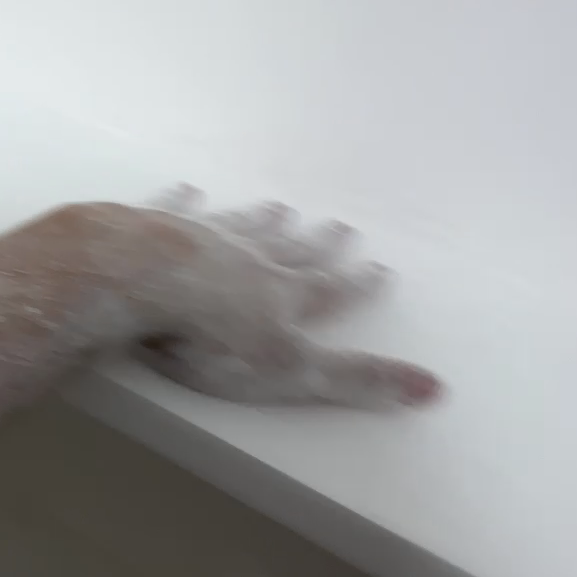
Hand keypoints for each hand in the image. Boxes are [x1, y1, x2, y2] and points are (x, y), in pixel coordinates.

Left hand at [80, 186, 442, 408]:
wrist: (140, 279)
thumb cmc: (209, 337)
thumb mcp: (288, 370)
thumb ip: (353, 377)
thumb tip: (436, 388)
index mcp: (280, 296)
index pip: (329, 289)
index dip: (355, 283)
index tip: (379, 267)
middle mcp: (246, 258)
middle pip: (288, 249)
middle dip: (316, 242)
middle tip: (339, 225)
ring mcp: (198, 235)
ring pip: (239, 225)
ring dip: (260, 218)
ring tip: (279, 207)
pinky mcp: (151, 224)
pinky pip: (174, 207)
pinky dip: (183, 199)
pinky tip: (189, 189)